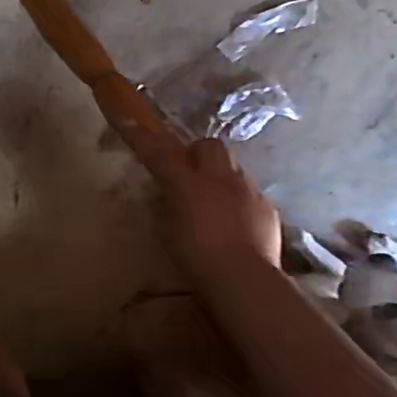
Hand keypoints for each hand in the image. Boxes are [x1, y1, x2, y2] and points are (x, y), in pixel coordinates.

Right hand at [99, 83, 281, 276]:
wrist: (243, 278)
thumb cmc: (195, 256)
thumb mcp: (167, 230)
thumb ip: (166, 204)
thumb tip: (166, 193)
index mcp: (187, 183)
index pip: (160, 152)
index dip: (143, 137)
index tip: (129, 119)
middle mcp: (220, 178)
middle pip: (209, 146)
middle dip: (197, 153)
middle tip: (188, 173)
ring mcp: (248, 190)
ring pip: (232, 168)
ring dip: (219, 177)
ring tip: (213, 202)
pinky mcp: (267, 207)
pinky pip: (249, 192)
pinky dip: (238, 199)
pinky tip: (234, 221)